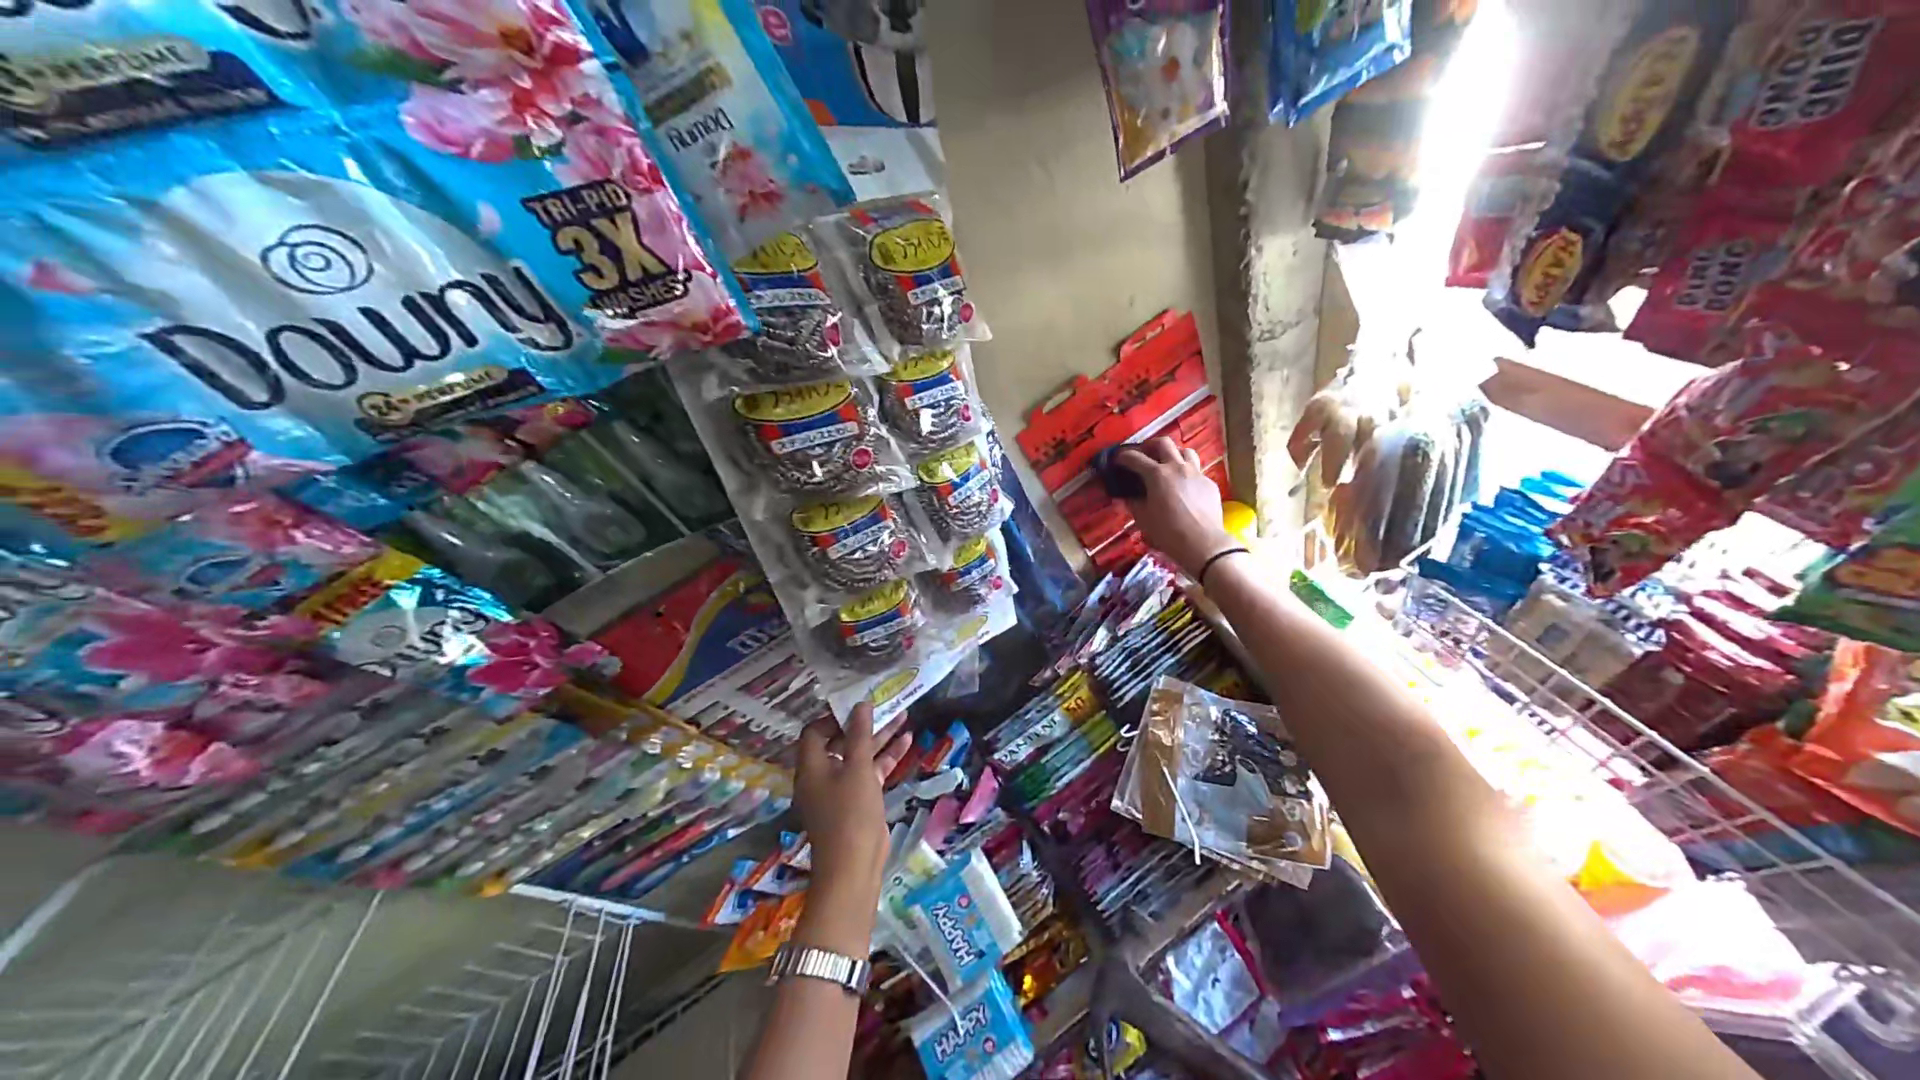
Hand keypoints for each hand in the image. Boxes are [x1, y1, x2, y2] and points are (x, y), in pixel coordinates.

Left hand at [793, 703, 911, 944]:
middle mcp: (821, 775)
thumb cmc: (850, 813)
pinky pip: (869, 773)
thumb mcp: (858, 768)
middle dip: (863, 724)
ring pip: (859, 756)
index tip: (858, 704)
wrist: (854, 867)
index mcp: (811, 766)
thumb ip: (860, 735)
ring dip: (879, 738)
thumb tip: (860, 705)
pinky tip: (907, 742)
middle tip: (884, 704)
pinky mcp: (857, 802)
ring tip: (903, 716)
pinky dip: (884, 759)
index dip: (835, 715)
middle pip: (839, 741)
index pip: (815, 731)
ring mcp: (839, 790)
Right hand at [1115, 437, 1236, 577]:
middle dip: (1150, 445)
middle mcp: (1177, 468)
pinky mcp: (1209, 484)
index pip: (1135, 458)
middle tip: (1144, 454)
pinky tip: (1184, 487)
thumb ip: (1134, 504)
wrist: (1203, 544)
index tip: (1117, 459)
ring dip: (1173, 454)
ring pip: (1185, 451)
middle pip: (1164, 443)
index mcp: (1157, 475)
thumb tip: (1127, 497)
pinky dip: (1187, 473)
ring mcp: (1196, 474)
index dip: (1123, 457)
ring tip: (1168, 464)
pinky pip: (1196, 471)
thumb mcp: (1144, 519)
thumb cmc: (1168, 532)